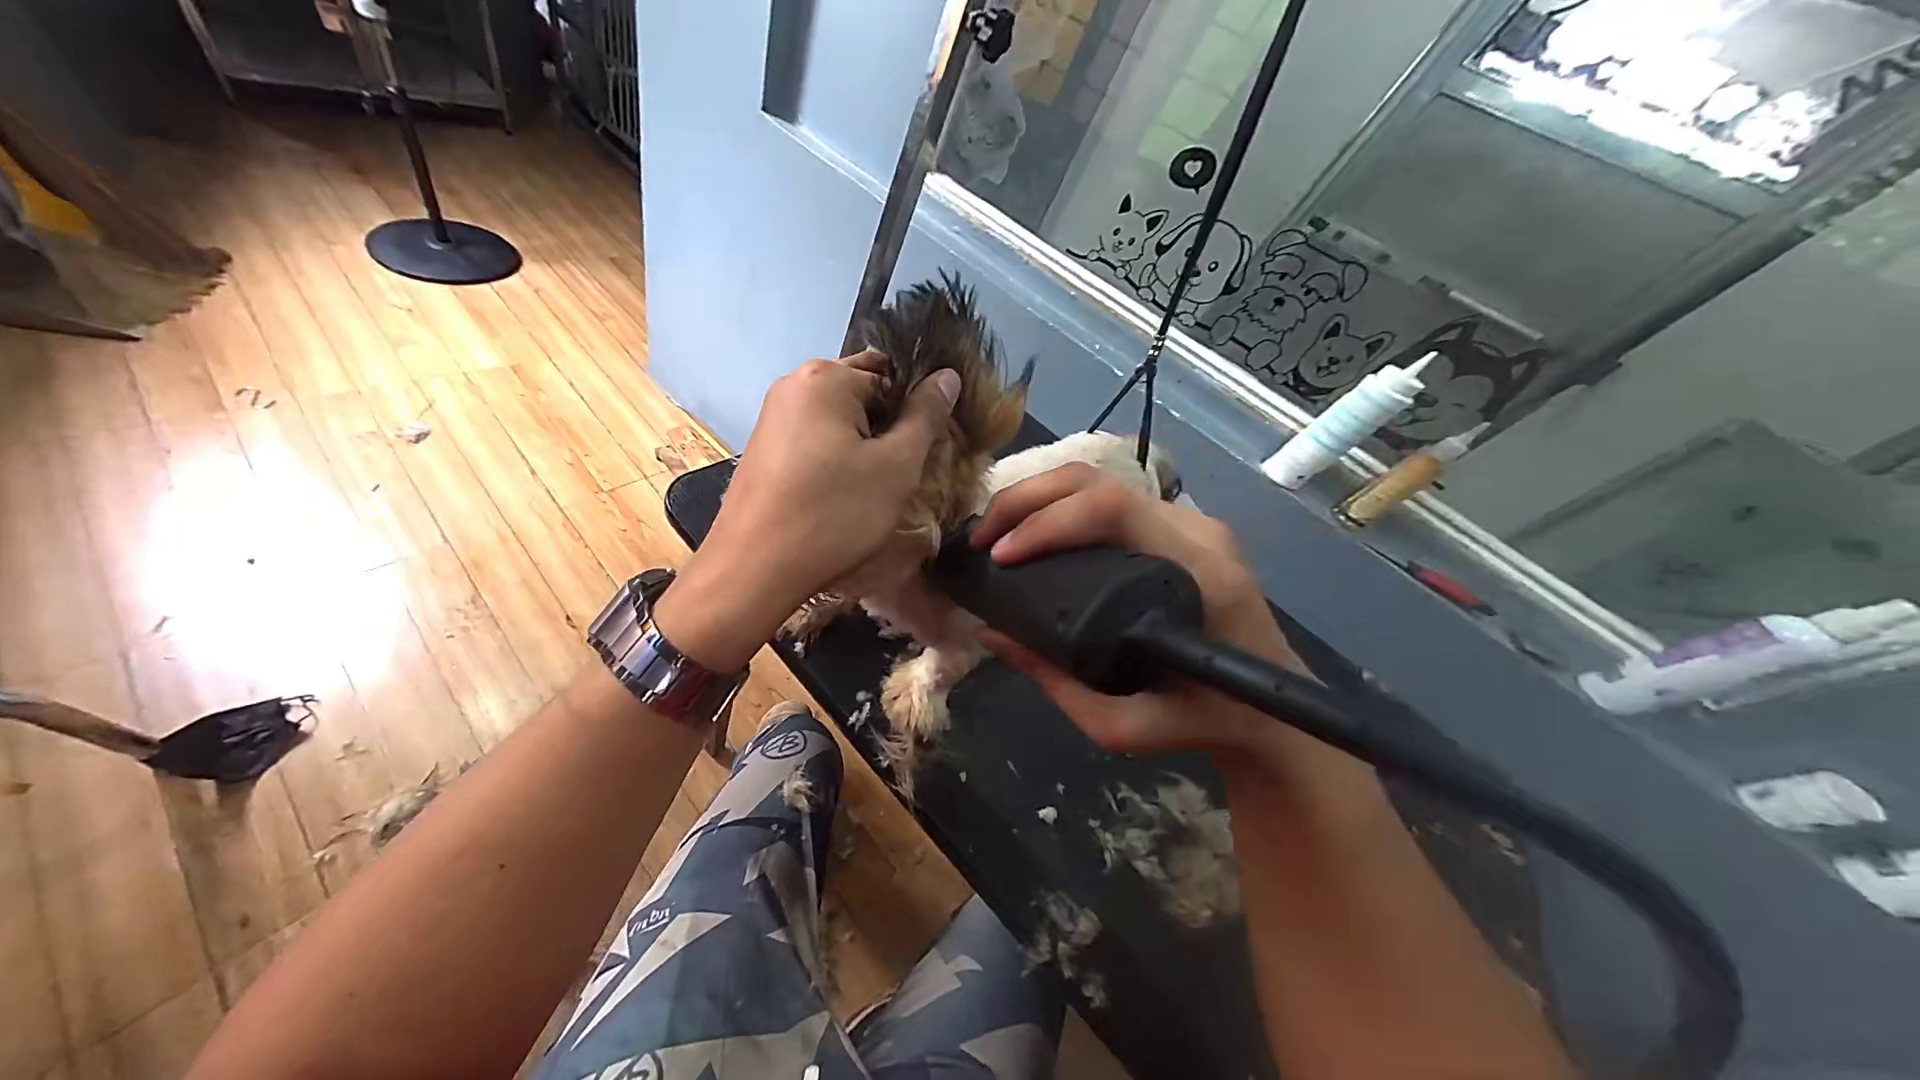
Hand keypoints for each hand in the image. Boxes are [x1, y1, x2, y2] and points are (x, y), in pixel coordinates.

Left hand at [653, 352, 960, 670]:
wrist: (755, 570)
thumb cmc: (834, 514)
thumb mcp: (895, 466)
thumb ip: (925, 416)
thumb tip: (947, 375)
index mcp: (825, 377)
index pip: (893, 377)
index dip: (918, 411)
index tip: (928, 450)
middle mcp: (793, 384)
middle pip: (863, 393)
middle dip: (889, 426)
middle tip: (906, 470)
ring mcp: (773, 416)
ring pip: (839, 419)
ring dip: (865, 445)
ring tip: (877, 486)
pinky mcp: (764, 448)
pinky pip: (815, 439)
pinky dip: (837, 458)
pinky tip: (844, 493)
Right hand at [969, 463, 1314, 760]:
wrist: (1274, 716)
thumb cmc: (1204, 725)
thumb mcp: (1123, 725)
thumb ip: (1055, 681)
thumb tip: (990, 632)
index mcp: (1198, 573)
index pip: (1111, 510)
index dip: (1044, 523)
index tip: (998, 557)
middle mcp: (1198, 532)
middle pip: (1098, 480)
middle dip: (1025, 499)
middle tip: (982, 538)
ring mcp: (1196, 524)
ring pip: (1103, 481)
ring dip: (1040, 498)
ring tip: (999, 533)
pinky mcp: (1186, 529)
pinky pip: (1115, 500)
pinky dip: (1064, 507)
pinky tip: (1037, 533)